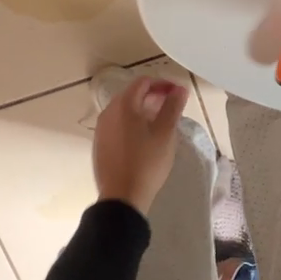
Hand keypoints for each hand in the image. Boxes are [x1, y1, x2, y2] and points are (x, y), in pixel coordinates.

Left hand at [92, 76, 188, 215]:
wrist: (122, 197)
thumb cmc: (147, 163)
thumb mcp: (165, 133)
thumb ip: (173, 107)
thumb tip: (180, 89)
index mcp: (124, 105)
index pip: (143, 82)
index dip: (163, 84)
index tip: (178, 94)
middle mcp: (108, 112)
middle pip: (132, 94)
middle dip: (153, 96)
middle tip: (171, 107)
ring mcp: (101, 128)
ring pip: (124, 110)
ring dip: (142, 110)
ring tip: (160, 123)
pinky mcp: (99, 144)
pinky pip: (117, 124)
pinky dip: (131, 123)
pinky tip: (143, 139)